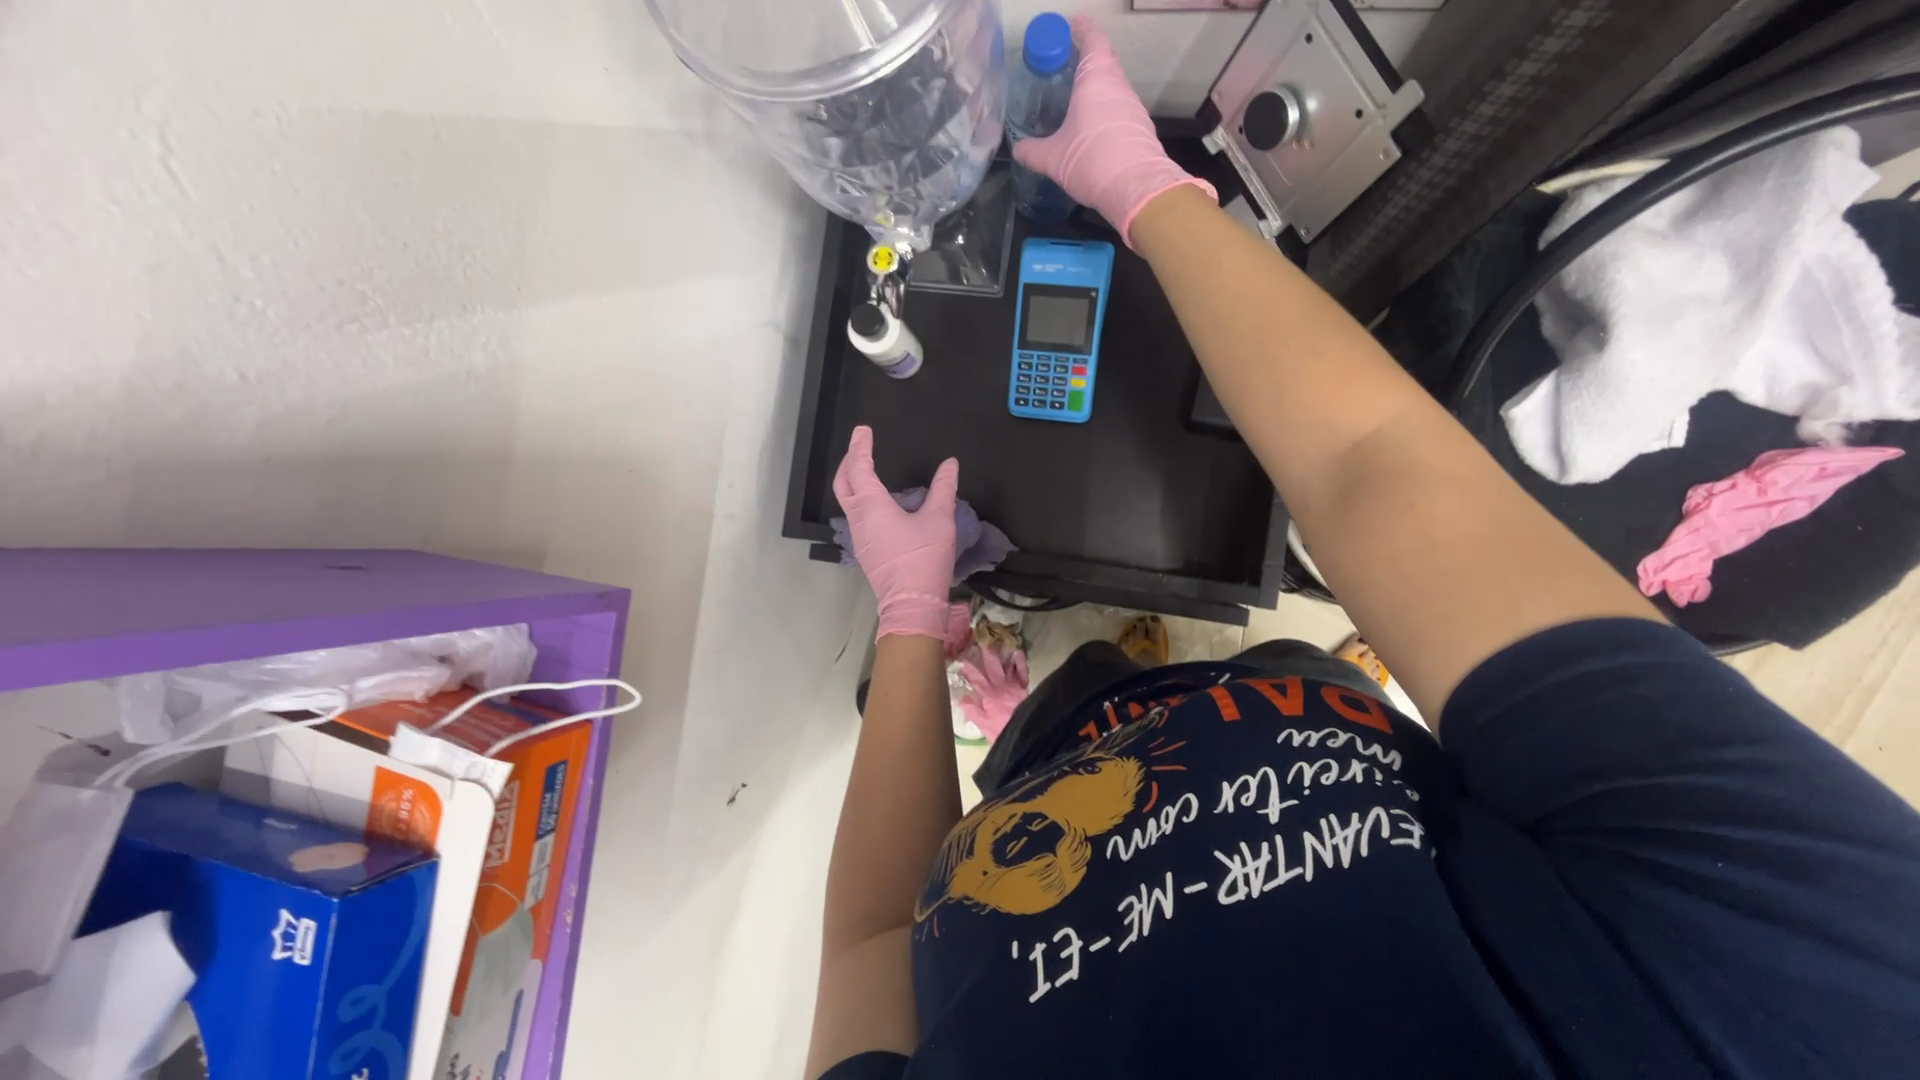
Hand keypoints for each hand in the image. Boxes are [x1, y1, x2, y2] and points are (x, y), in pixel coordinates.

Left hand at [833, 425, 960, 640]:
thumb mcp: (939, 520)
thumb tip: (949, 464)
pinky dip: (862, 500)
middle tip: (859, 447)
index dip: (860, 447)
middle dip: (848, 462)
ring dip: (853, 482)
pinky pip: (857, 517)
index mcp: (871, 507)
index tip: (863, 431)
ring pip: (848, 502)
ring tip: (867, 470)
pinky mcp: (868, 551)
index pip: (859, 468)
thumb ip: (943, 489)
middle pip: (843, 484)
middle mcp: (859, 520)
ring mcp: (860, 538)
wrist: (912, 604)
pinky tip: (879, 503)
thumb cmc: (923, 558)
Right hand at [1011, 16, 1216, 247]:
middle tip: (1063, 66)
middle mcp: (1117, 86)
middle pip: (1103, 62)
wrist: (1136, 189)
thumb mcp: (1052, 158)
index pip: (1092, 39)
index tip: (1069, 26)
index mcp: (1096, 79)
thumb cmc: (1091, 160)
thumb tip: (1018, 149)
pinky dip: (1103, 111)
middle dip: (1084, 60)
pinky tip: (1090, 127)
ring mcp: (1132, 108)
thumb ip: (1032, 151)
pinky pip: (1117, 111)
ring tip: (1073, 99)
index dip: (1081, 29)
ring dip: (1095, 89)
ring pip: (1111, 88)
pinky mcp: (1139, 130)